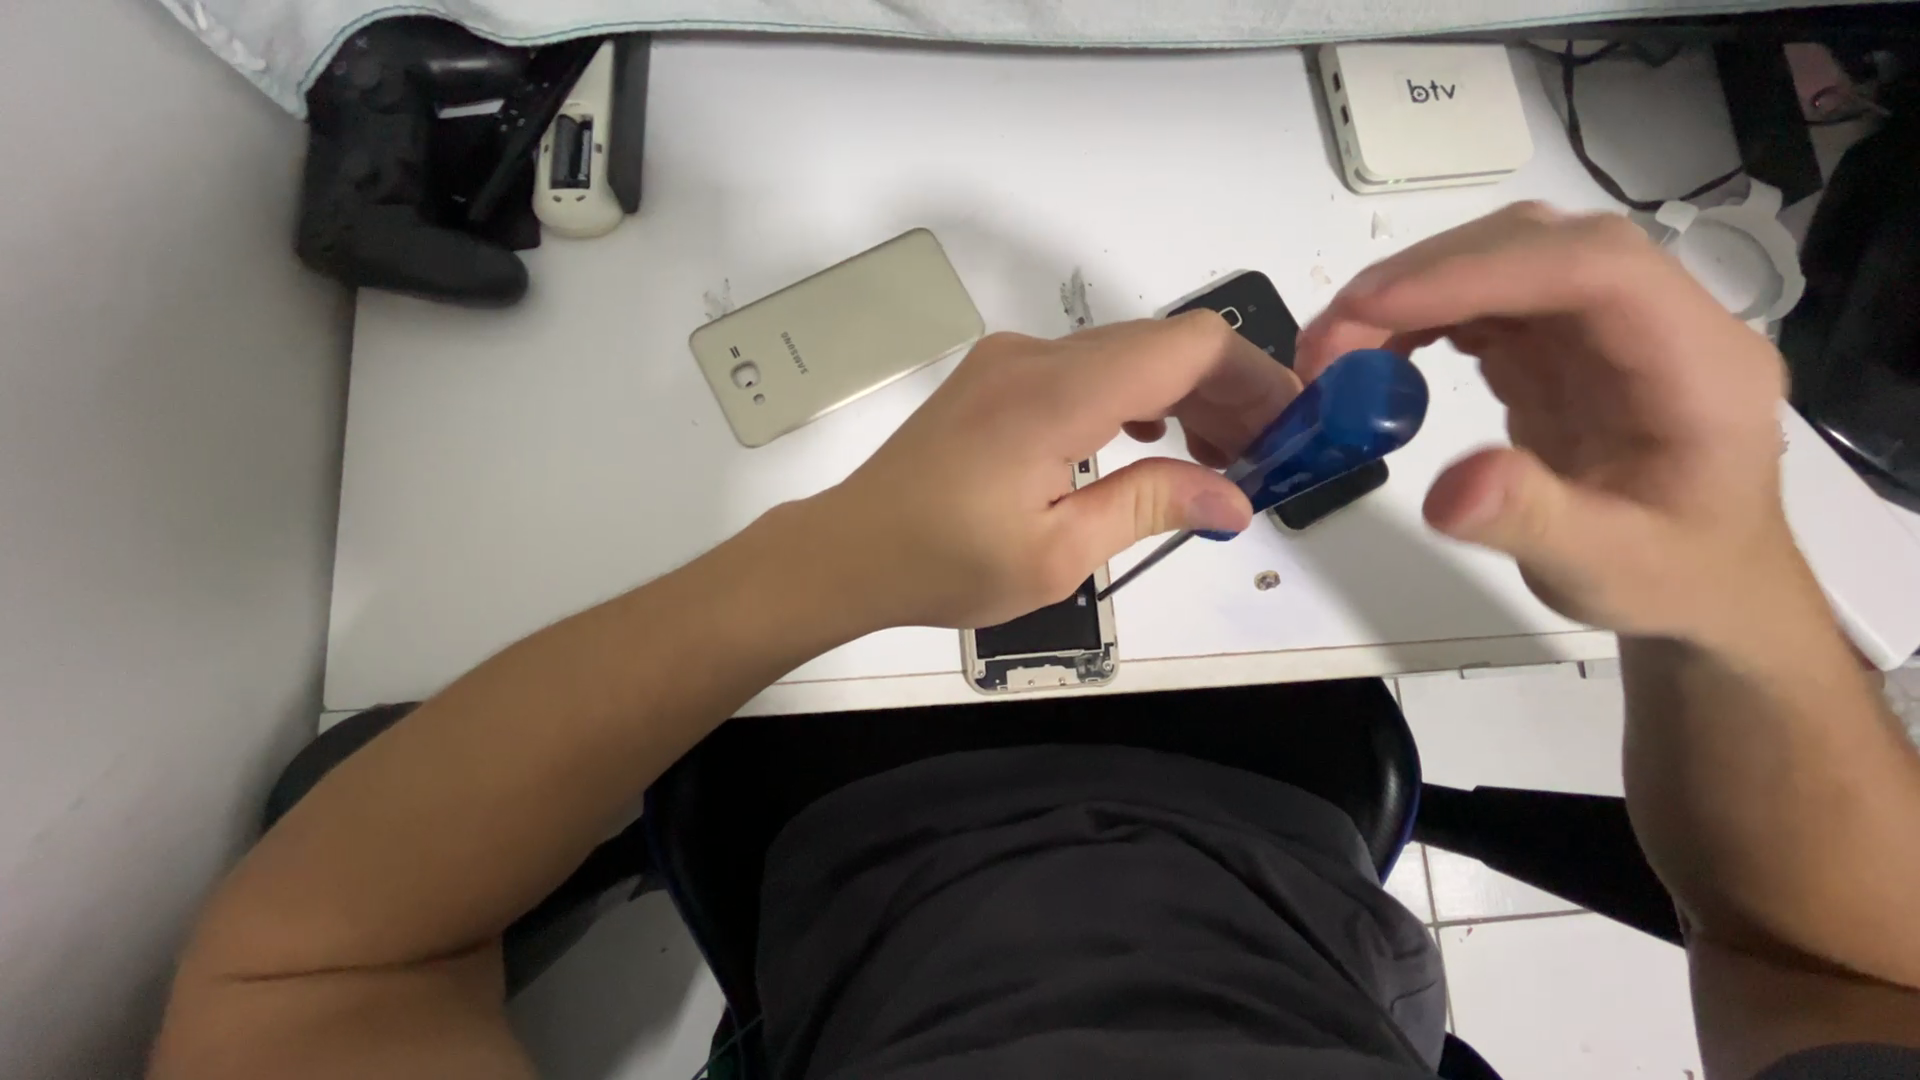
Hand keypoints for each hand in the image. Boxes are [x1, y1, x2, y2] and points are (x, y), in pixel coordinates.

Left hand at [813, 313, 1301, 628]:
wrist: (852, 550)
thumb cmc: (943, 563)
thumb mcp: (1058, 553)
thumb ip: (1150, 507)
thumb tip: (1234, 498)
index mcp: (1054, 395)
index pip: (1187, 345)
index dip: (1253, 376)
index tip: (1287, 426)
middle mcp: (1033, 357)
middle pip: (1161, 343)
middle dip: (1224, 391)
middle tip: (1257, 456)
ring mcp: (1008, 360)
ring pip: (1124, 353)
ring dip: (1178, 394)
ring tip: (1209, 456)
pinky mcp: (994, 376)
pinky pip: (1083, 366)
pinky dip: (1130, 395)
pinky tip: (1141, 441)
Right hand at [1298, 202, 1802, 648]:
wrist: (1696, 576)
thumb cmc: (1669, 576)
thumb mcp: (1606, 568)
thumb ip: (1531, 521)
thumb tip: (1448, 490)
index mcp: (1695, 364)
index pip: (1593, 270)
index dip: (1477, 273)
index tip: (1365, 310)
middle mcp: (1652, 321)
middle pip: (1536, 247)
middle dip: (1421, 278)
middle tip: (1326, 340)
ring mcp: (1600, 327)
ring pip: (1499, 261)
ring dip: (1408, 292)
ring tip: (1334, 350)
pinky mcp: (1558, 343)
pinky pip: (1481, 300)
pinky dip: (1416, 316)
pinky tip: (1377, 355)